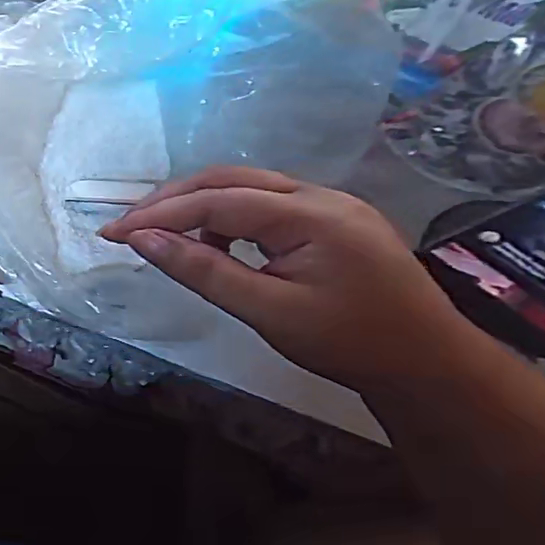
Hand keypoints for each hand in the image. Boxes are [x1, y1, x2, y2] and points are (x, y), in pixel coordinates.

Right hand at [99, 166, 505, 393]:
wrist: (430, 365)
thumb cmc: (349, 343)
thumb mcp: (268, 311)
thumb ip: (204, 271)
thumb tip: (143, 241)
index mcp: (310, 215)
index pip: (217, 200)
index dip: (160, 214)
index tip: (114, 232)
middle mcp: (319, 196)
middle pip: (229, 179)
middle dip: (172, 199)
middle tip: (130, 225)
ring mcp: (328, 204)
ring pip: (246, 187)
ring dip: (198, 204)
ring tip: (164, 235)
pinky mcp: (330, 219)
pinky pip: (265, 203)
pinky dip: (227, 216)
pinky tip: (216, 243)